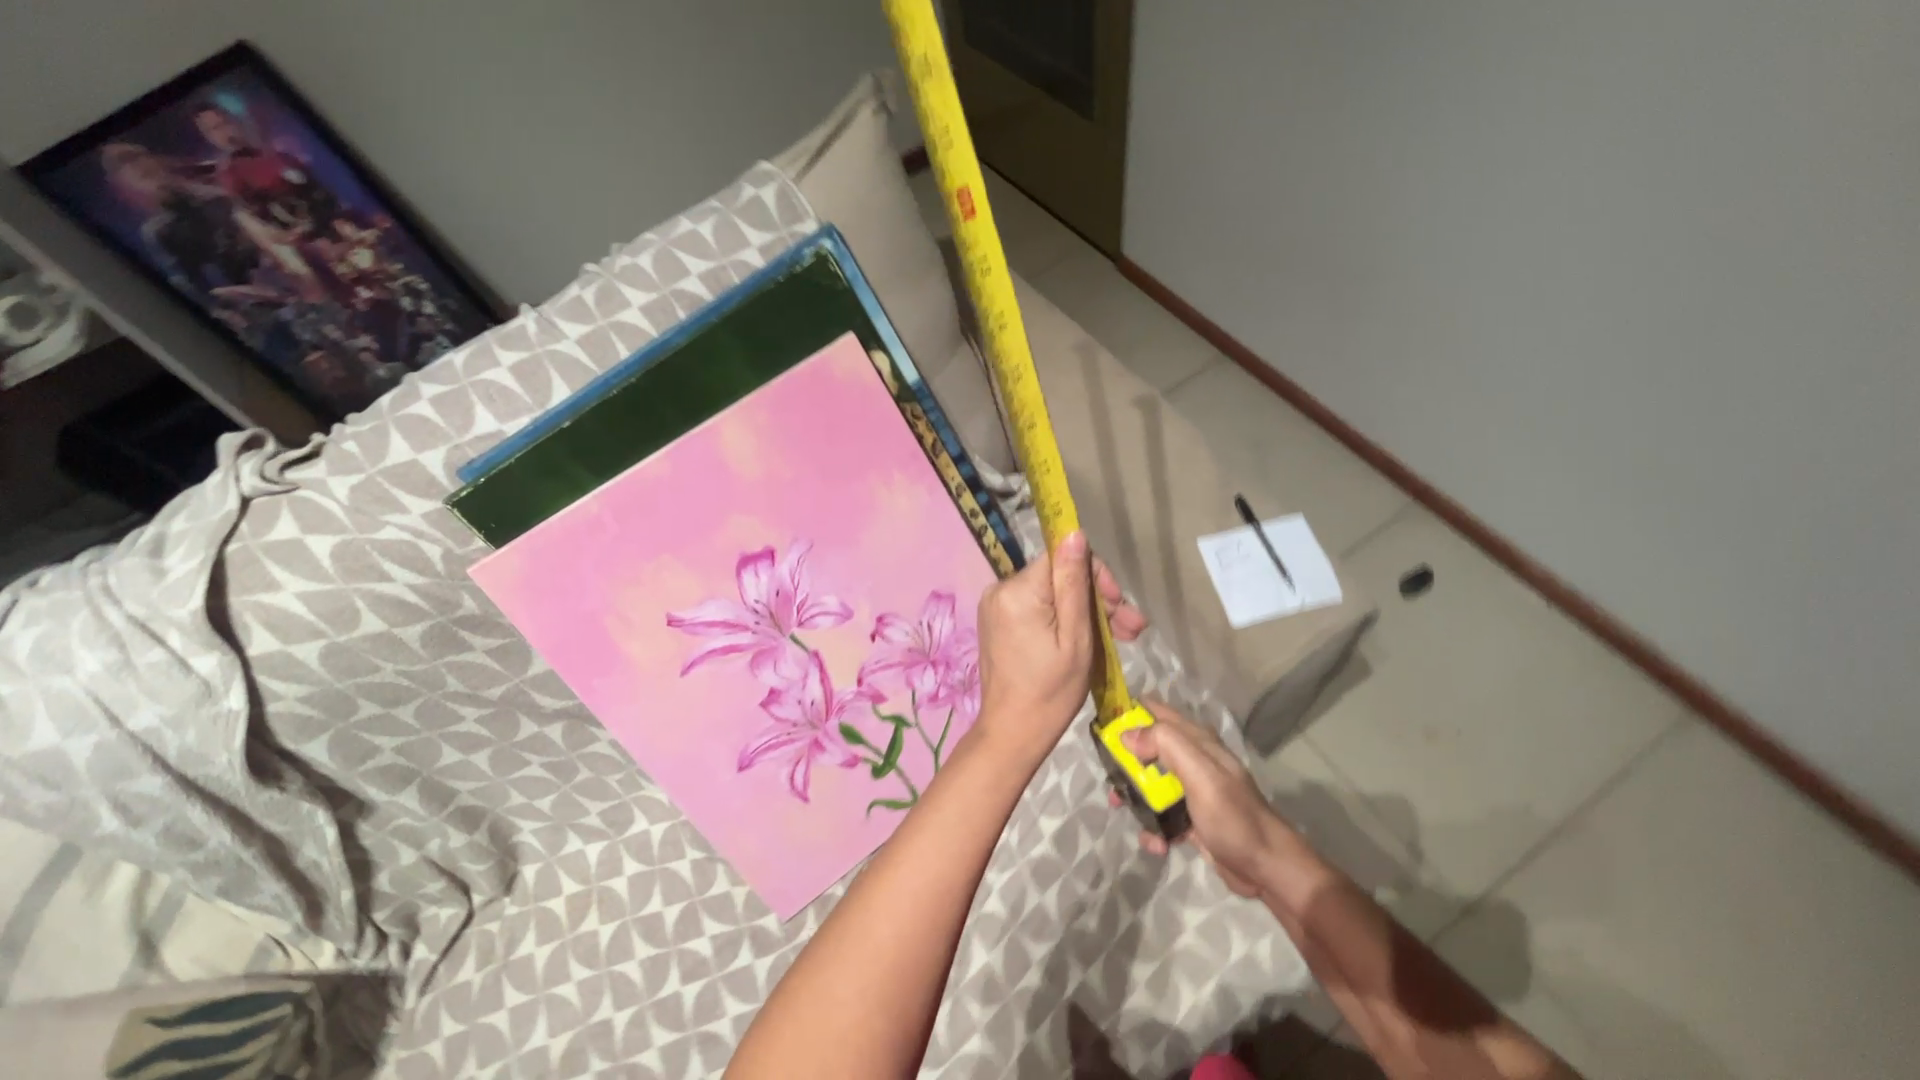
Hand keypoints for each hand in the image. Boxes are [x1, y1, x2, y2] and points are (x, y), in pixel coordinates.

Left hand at [972, 531, 1146, 767]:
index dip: (1095, 574)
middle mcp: (1000, 590)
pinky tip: (1092, 639)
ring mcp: (995, 606)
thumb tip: (1075, 533)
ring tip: (1123, 638)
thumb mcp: (1076, 638)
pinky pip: (1037, 608)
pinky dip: (1064, 620)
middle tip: (1132, 629)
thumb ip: (1075, 584)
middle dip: (1097, 598)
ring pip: (1051, 594)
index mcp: (1018, 591)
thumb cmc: (1051, 692)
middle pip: (1058, 576)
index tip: (1118, 603)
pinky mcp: (997, 621)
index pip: (1062, 556)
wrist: (1012, 733)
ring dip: (1086, 611)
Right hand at [1114, 702, 1287, 897]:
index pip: (1158, 712)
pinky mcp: (1192, 819)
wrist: (1267, 868)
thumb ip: (1167, 745)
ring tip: (1125, 814)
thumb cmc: (1234, 818)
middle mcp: (1194, 761)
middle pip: (1148, 749)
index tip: (1101, 727)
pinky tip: (1158, 845)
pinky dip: (1154, 829)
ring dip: (1136, 801)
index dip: (1129, 713)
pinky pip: (1161, 816)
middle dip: (1125, 764)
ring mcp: (1192, 791)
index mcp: (1198, 742)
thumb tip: (1127, 733)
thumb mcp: (1201, 775)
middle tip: (1112, 784)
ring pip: (1150, 784)